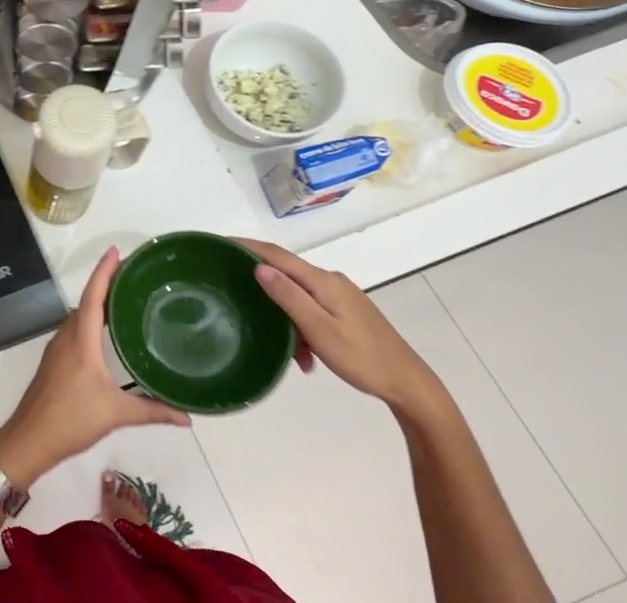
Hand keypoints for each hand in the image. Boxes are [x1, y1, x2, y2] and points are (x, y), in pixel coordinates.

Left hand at [0, 248, 188, 485]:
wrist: (29, 439)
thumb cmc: (71, 419)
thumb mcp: (116, 414)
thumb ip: (152, 411)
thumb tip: (187, 416)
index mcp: (81, 340)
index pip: (94, 297)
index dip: (104, 272)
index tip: (117, 252)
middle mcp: (67, 337)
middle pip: (87, 302)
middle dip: (107, 285)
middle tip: (134, 275)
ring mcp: (57, 349)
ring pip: (79, 317)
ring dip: (98, 304)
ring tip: (126, 299)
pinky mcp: (54, 361)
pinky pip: (75, 330)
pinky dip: (91, 322)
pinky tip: (107, 332)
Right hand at [240, 239, 446, 415]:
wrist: (407, 383)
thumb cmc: (362, 358)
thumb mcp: (320, 330)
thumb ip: (289, 297)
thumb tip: (259, 267)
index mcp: (323, 281)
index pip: (276, 255)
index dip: (247, 246)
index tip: (219, 243)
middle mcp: (330, 281)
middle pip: (285, 275)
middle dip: (262, 289)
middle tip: (237, 302)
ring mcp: (340, 296)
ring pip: (298, 298)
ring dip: (285, 320)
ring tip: (287, 352)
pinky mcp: (345, 311)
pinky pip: (311, 310)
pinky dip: (302, 329)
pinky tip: (306, 357)